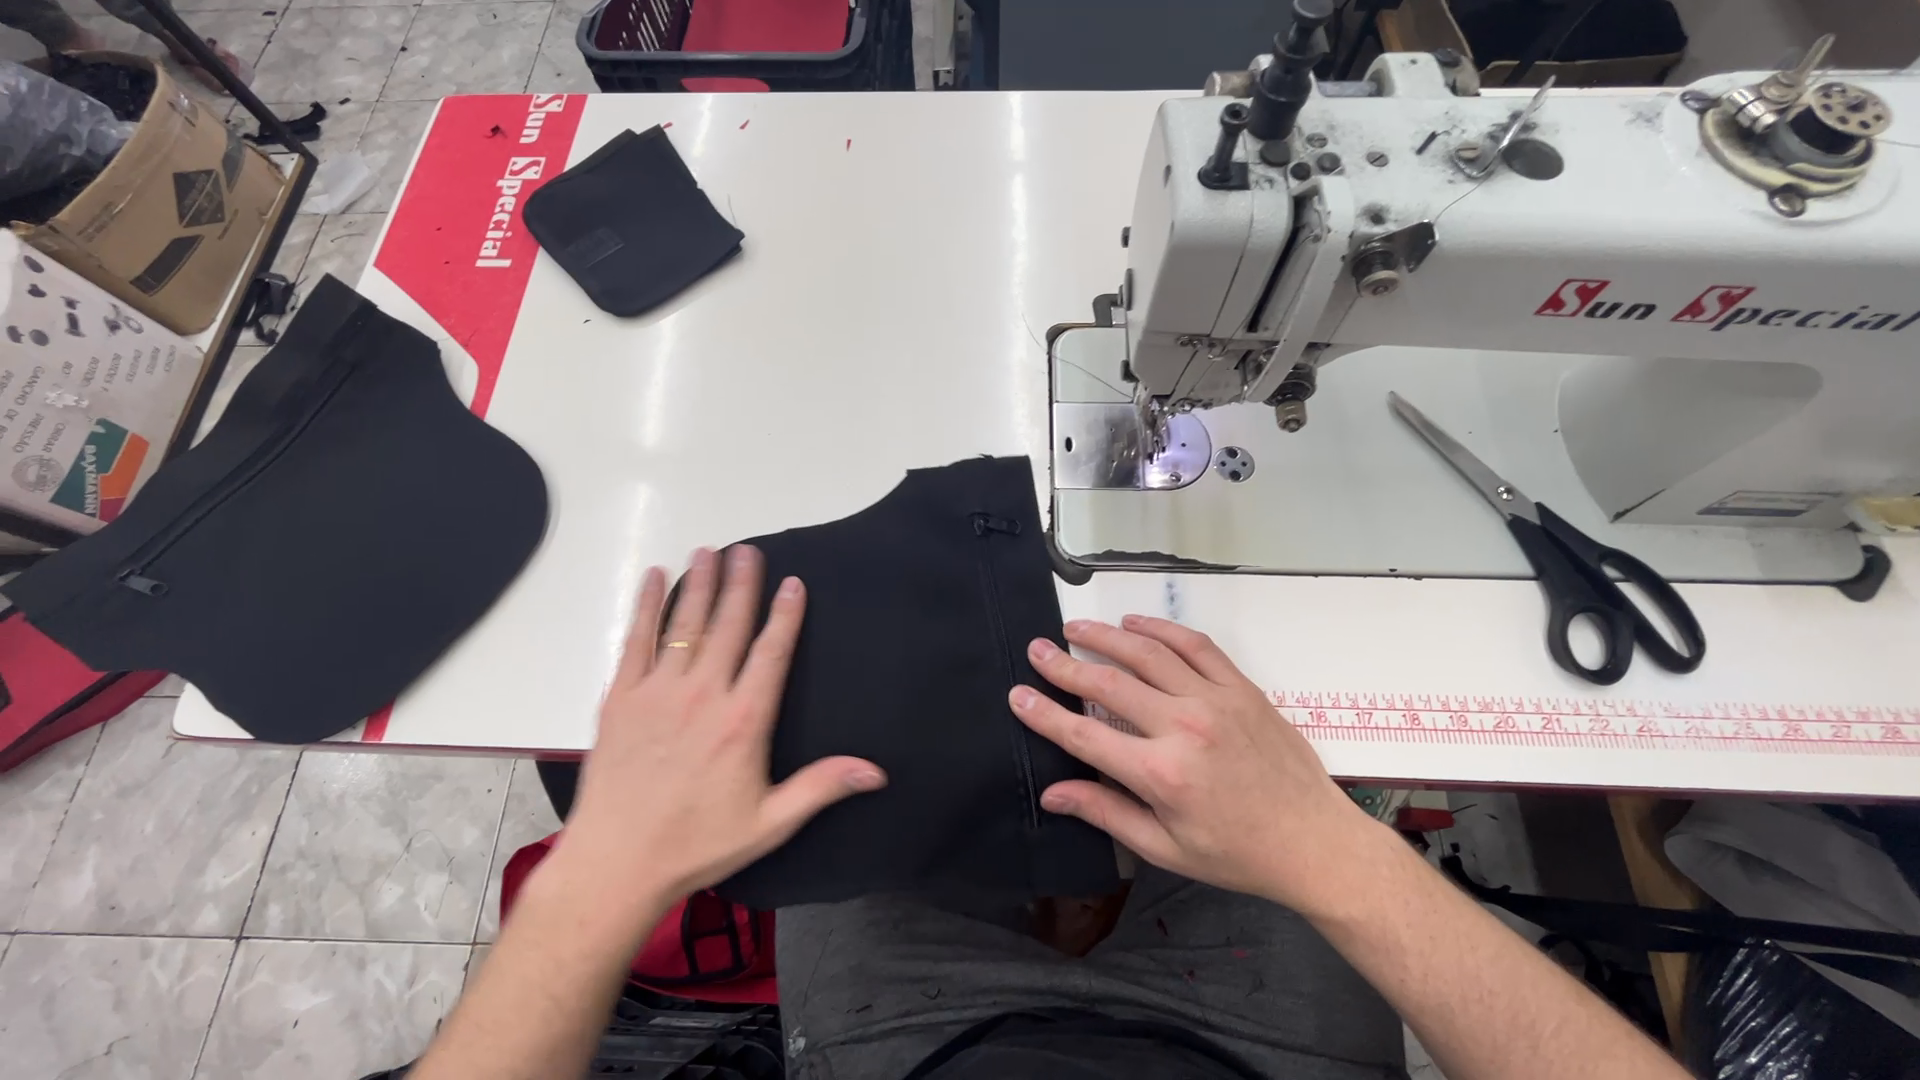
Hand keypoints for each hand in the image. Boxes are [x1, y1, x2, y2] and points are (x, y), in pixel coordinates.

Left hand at [554, 546, 886, 911]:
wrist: (616, 864)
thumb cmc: (698, 844)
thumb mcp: (771, 822)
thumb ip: (822, 787)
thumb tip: (876, 772)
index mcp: (744, 719)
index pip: (772, 652)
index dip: (786, 614)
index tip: (793, 582)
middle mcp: (703, 694)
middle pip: (728, 625)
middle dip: (742, 584)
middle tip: (749, 550)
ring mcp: (658, 692)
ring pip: (684, 625)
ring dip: (698, 584)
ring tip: (708, 550)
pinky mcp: (620, 699)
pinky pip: (635, 640)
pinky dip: (644, 607)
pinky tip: (652, 579)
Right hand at [1009, 616, 1387, 916]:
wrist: (1316, 843)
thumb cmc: (1237, 854)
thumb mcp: (1166, 847)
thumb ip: (1106, 813)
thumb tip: (1053, 794)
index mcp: (1160, 774)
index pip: (1085, 735)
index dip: (1044, 714)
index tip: (1017, 694)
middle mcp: (1184, 727)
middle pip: (1109, 685)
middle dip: (1065, 665)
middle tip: (1037, 648)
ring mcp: (1216, 701)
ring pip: (1148, 654)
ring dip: (1106, 637)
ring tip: (1076, 628)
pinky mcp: (1242, 688)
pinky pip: (1195, 646)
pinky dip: (1162, 629)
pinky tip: (1135, 623)